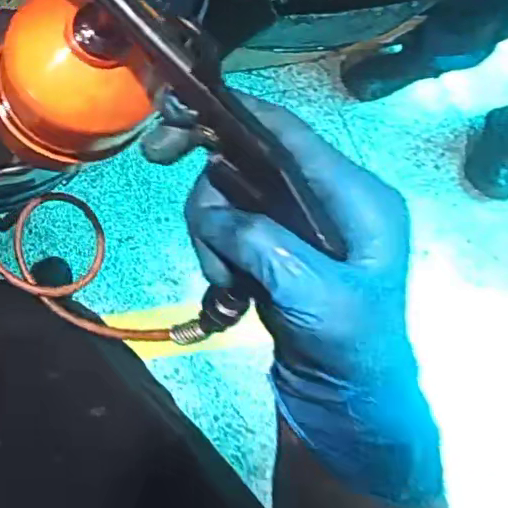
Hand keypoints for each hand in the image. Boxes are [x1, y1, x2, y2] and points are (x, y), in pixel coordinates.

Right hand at [184, 98, 442, 505]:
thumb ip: (264, 244)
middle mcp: (322, 193)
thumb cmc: (353, 348)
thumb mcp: (317, 296)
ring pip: (226, 189)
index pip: (289, 131)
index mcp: (353, 194)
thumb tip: (215, 215)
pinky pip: (223, 219)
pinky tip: (225, 283)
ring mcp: (292, 214)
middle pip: (247, 152)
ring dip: (209, 228)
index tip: (182, 103)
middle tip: (155, 154)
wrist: (346, 404)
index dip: (236, 110)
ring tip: (223, 276)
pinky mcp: (269, 236)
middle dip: (206, 167)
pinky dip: (212, 244)